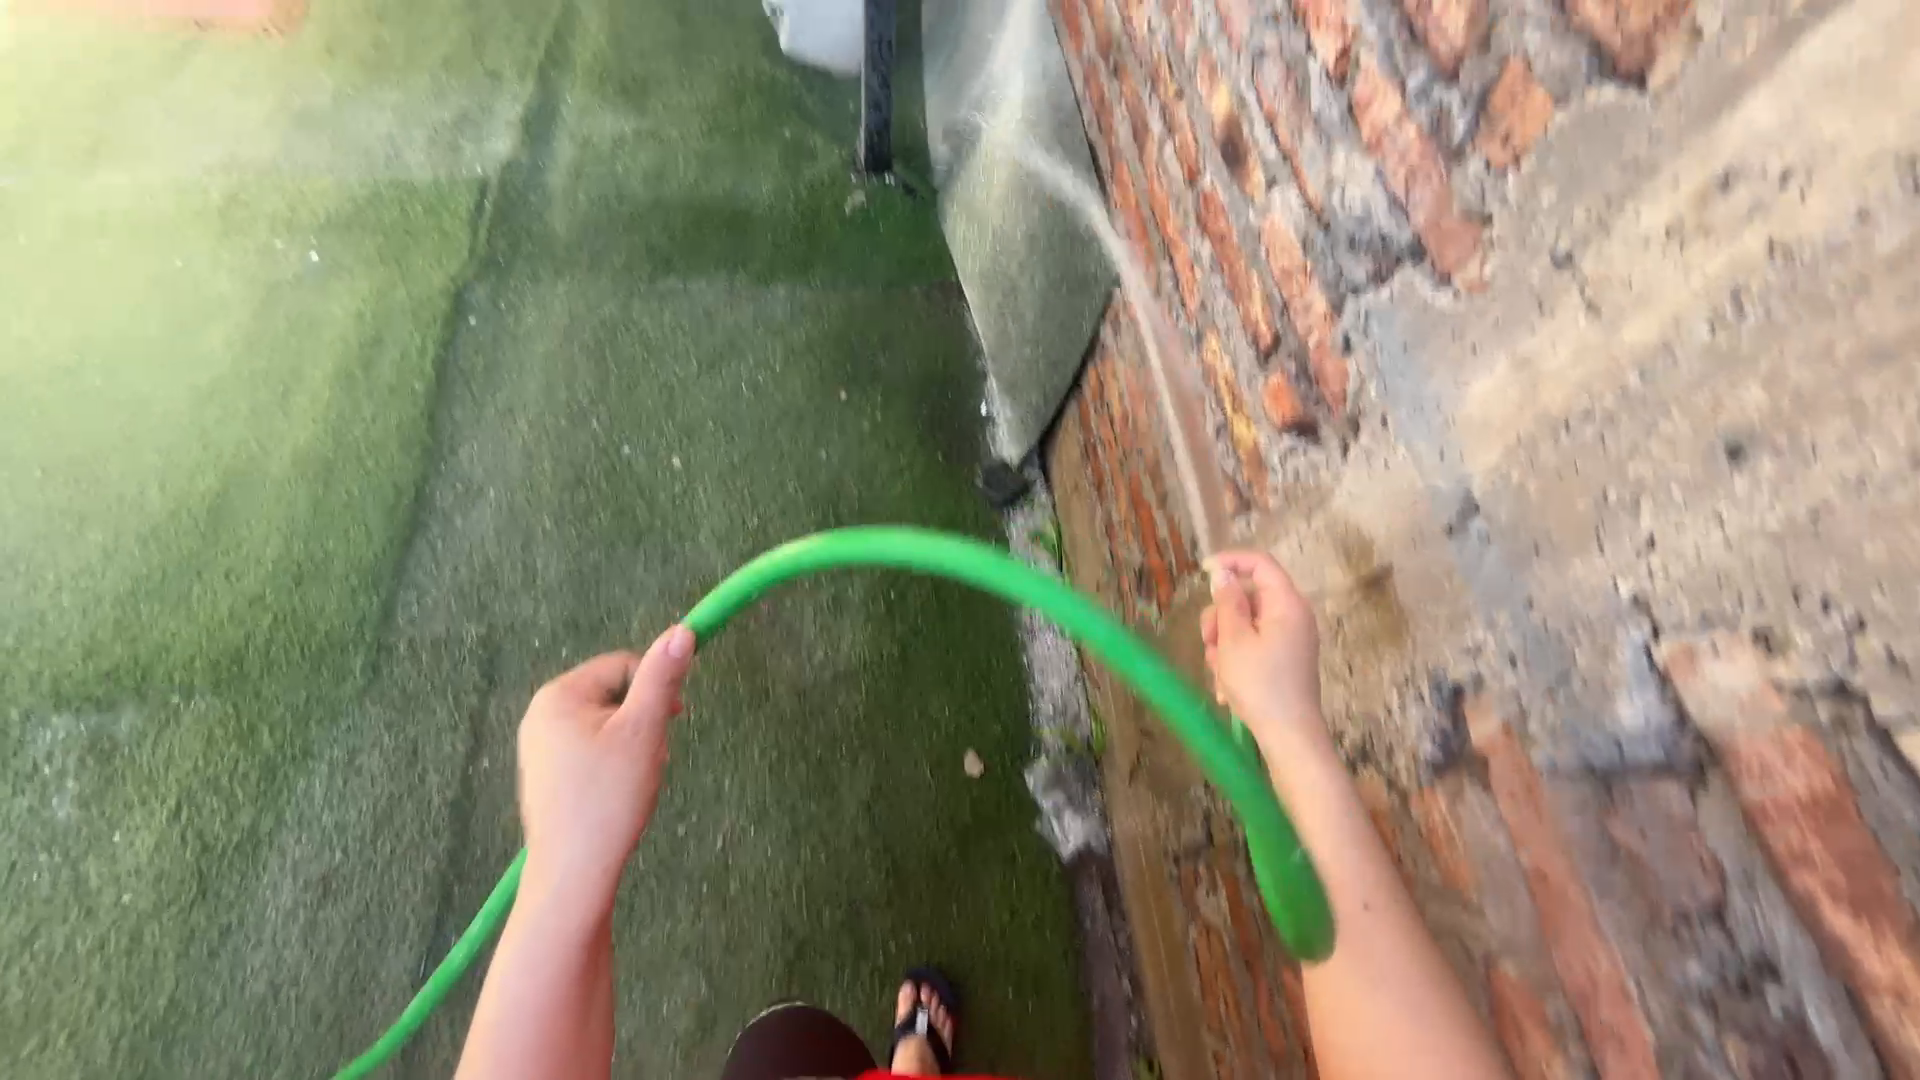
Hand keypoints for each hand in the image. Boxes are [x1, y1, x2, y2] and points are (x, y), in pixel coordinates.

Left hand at [517, 626, 695, 898]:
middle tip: (653, 754)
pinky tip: (621, 791)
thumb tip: (682, 630)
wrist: (574, 873)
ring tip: (638, 776)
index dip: (655, 689)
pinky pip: (593, 748)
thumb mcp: (645, 729)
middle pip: (615, 693)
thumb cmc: (610, 795)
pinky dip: (616, 761)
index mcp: (559, 695)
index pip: (624, 665)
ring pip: (608, 722)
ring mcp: (540, 746)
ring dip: (634, 741)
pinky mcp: (547, 775)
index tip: (673, 721)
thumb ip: (663, 677)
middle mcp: (541, 714)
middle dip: (644, 719)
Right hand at [1200, 551, 1326, 754]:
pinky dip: (1234, 660)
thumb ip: (1227, 601)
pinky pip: (1251, 646)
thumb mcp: (1233, 639)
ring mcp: (1289, 639)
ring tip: (1219, 672)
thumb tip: (1223, 574)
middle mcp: (1292, 616)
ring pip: (1243, 624)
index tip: (1203, 571)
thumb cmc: (1260, 683)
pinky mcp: (1283, 659)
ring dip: (1223, 644)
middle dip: (1220, 618)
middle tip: (1208, 641)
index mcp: (1286, 604)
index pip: (1260, 564)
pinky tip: (1227, 686)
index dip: (1231, 561)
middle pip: (1247, 597)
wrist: (1288, 735)